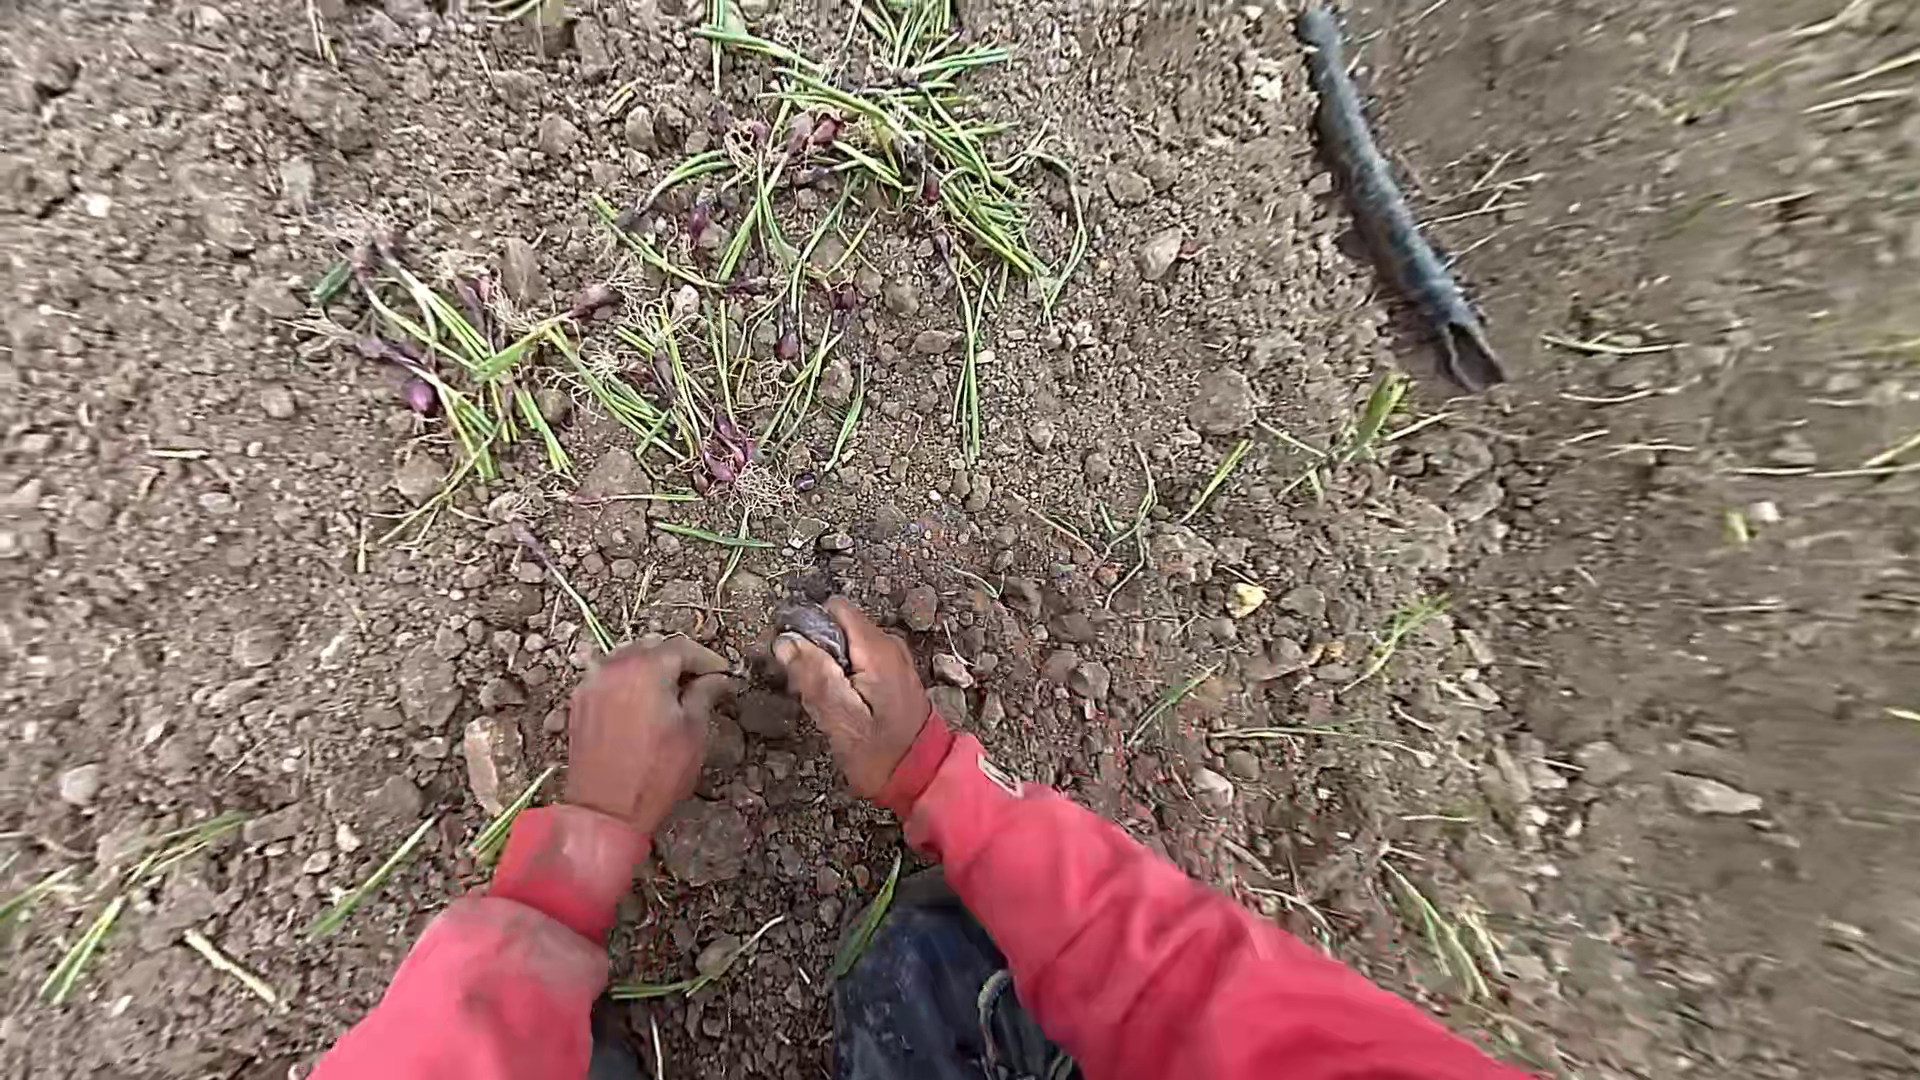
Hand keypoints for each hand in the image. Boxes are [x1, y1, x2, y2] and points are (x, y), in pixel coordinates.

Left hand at [564, 636, 736, 833]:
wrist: (605, 814)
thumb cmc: (655, 773)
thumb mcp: (694, 729)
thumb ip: (705, 693)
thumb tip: (716, 679)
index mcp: (646, 670)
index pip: (682, 647)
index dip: (708, 659)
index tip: (722, 672)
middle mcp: (614, 669)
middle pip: (653, 647)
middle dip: (680, 659)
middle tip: (702, 678)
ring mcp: (592, 686)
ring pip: (628, 658)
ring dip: (653, 666)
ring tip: (673, 689)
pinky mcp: (580, 705)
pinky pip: (609, 677)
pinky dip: (630, 679)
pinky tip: (644, 700)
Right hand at [774, 597, 930, 798]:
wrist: (922, 776)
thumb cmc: (881, 753)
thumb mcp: (841, 720)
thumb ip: (815, 677)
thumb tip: (788, 642)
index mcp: (877, 649)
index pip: (835, 609)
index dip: (810, 627)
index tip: (796, 657)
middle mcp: (889, 644)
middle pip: (840, 626)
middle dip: (818, 650)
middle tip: (813, 690)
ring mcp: (894, 657)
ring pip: (847, 644)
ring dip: (830, 666)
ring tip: (829, 703)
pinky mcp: (894, 672)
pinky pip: (860, 659)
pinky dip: (846, 674)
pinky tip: (845, 705)